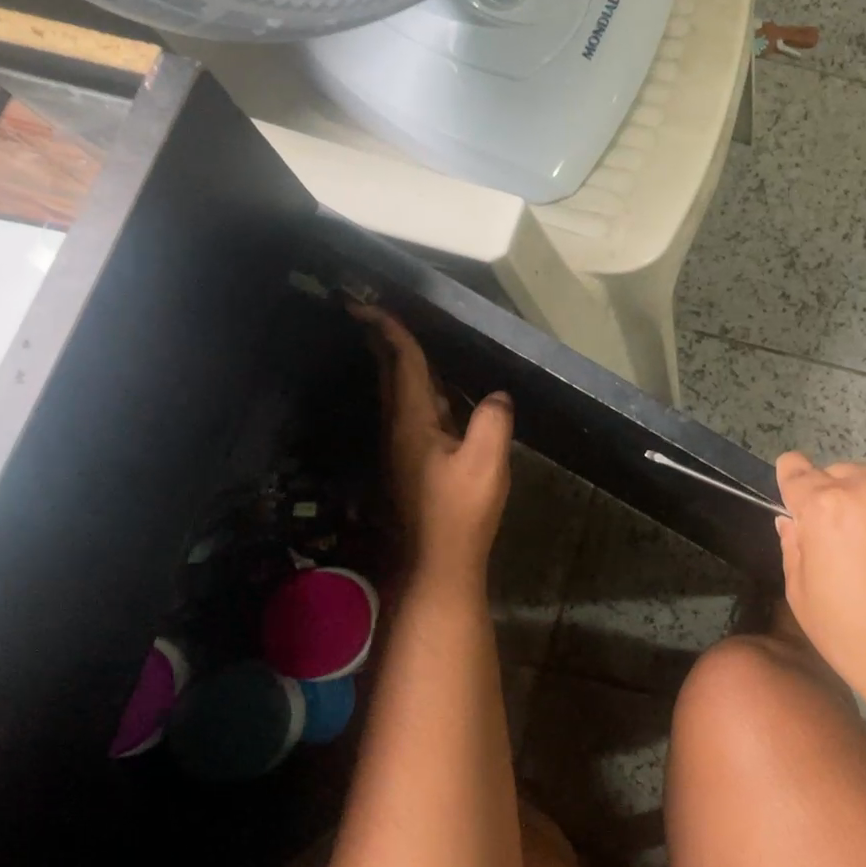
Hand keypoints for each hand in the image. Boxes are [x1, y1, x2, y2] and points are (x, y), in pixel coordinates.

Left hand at [352, 303, 513, 594]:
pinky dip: (417, 388)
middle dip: (383, 340)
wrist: (436, 564)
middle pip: (391, 374)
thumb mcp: (487, 463)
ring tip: (401, 339)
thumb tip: (497, 395)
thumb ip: (493, 421)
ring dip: (397, 363)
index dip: (390, 330)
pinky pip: (412, 410)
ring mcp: (402, 447)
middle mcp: (399, 429)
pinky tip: (435, 391)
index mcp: (413, 421)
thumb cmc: (460, 513)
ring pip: (399, 393)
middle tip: (376, 310)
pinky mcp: (411, 462)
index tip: (368, 302)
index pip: (402, 363)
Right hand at [773, 453, 865, 719]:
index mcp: (827, 508)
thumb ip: (794, 546)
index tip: (798, 496)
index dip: (793, 480)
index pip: (797, 470)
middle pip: (842, 474)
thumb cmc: (858, 640)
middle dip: (837, 498)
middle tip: (848, 541)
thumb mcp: (804, 599)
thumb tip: (795, 519)